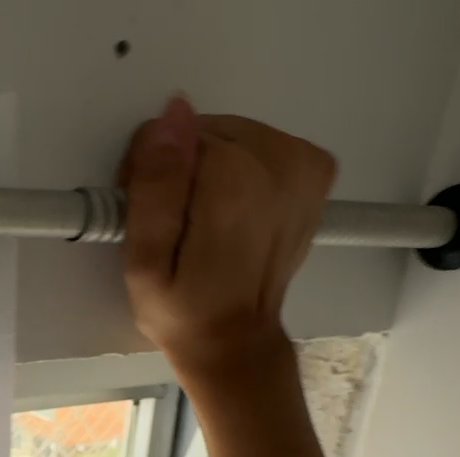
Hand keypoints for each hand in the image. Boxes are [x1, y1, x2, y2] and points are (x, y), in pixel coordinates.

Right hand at [120, 96, 336, 390]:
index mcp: (235, 186)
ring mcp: (305, 166)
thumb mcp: (144, 262)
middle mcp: (281, 165)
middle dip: (184, 168)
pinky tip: (233, 212)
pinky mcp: (315, 169)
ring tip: (202, 222)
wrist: (233, 339)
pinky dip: (242, 170)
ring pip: (234, 135)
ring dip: (212, 169)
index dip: (155, 170)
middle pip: (209, 131)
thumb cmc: (181, 311)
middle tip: (176, 224)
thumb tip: (173, 114)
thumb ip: (155, 186)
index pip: (177, 134)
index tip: (151, 215)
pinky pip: (262, 146)